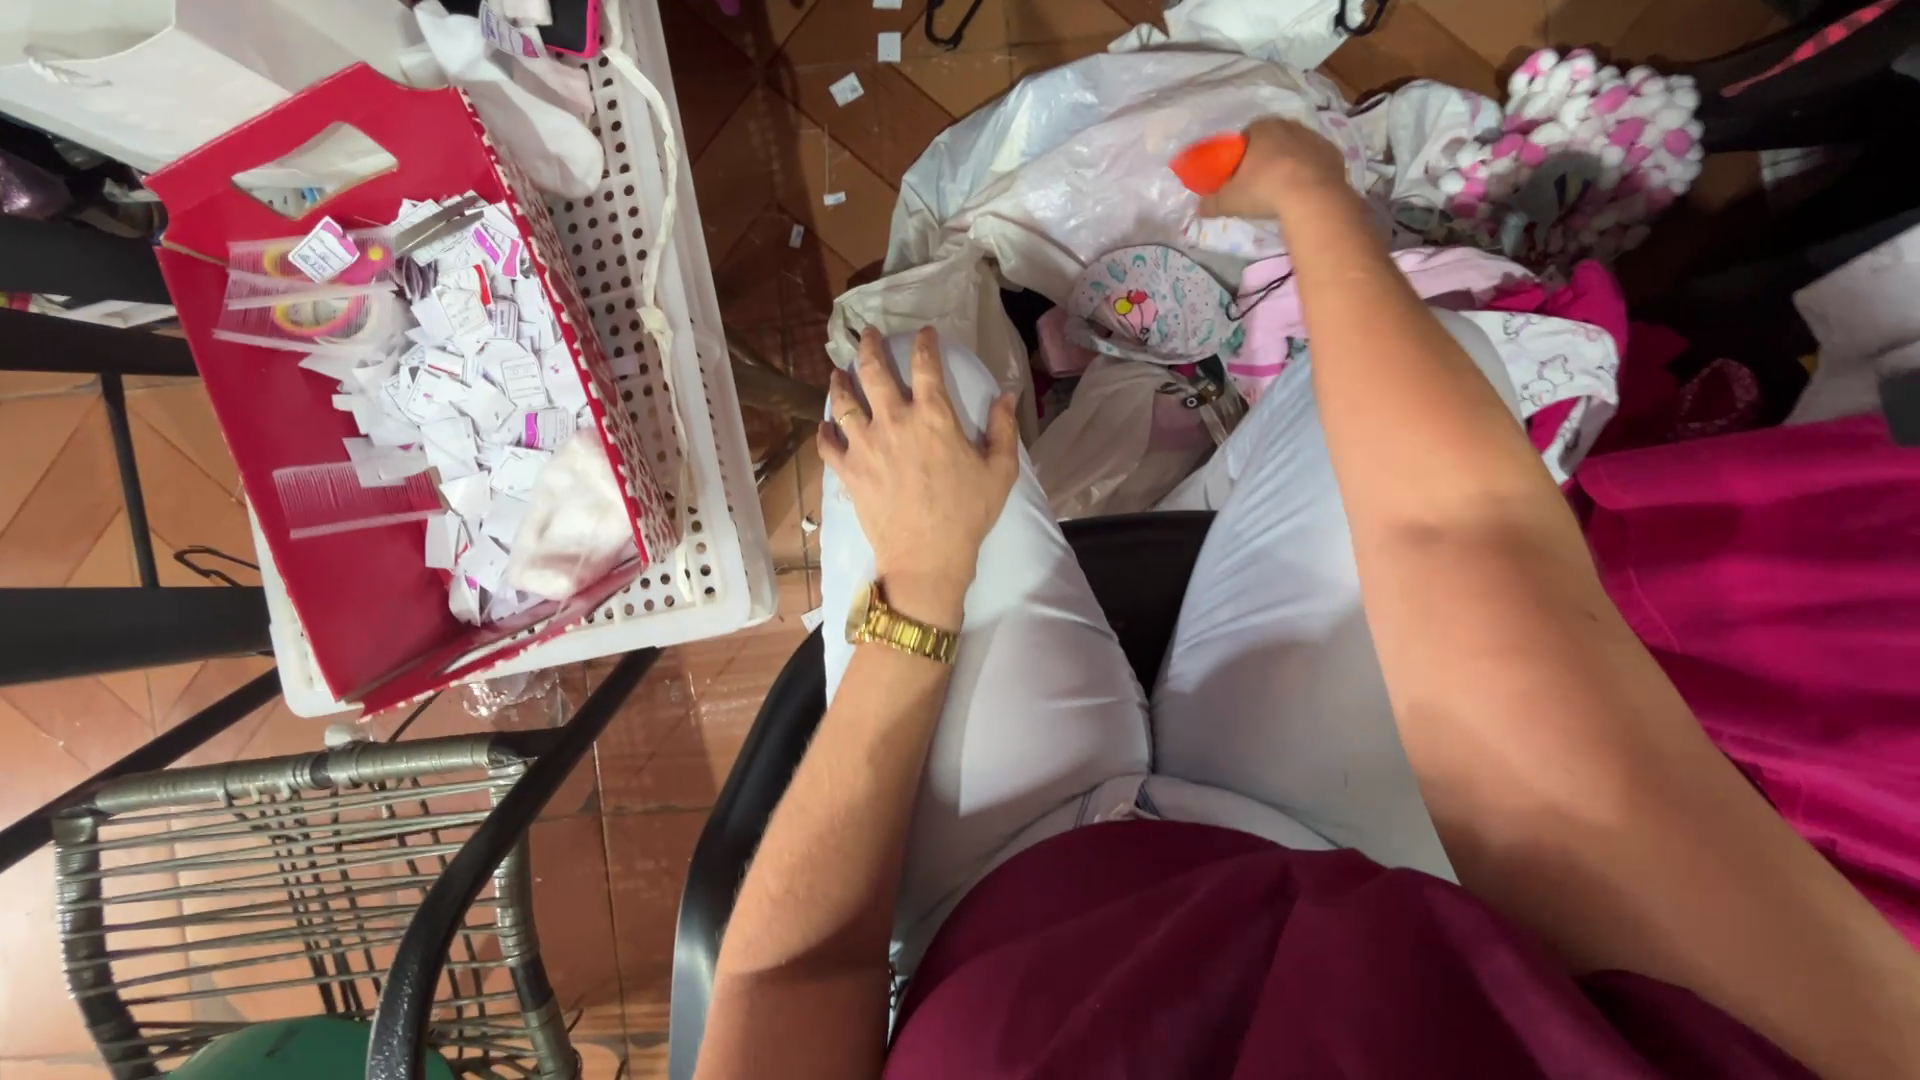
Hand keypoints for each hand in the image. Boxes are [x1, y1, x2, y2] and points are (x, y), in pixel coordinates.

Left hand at [822, 326, 1018, 625]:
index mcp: (933, 416)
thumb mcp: (1001, 471)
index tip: (923, 333)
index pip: (926, 364)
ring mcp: (866, 445)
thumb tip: (1007, 395)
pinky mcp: (849, 471)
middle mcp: (895, 421)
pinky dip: (824, 431)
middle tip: (866, 335)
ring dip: (839, 381)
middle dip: (868, 346)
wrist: (926, 557)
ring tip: (837, 371)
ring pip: (843, 401)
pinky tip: (825, 425)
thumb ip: (1004, 429)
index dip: (923, 343)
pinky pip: (828, 444)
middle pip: (873, 371)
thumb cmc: (968, 514)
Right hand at [1197, 116, 1351, 219]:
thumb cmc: (1263, 189)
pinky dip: (1308, 173)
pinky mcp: (1333, 153)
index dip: (1240, 154)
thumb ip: (1211, 203)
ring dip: (1288, 164)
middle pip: (1272, 140)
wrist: (1311, 197)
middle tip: (1257, 182)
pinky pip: (1314, 162)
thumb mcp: (1229, 200)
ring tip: (1281, 189)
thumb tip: (1198, 208)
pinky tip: (1301, 191)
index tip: (1237, 173)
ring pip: (1295, 149)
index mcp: (1261, 128)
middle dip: (1265, 157)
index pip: (1246, 135)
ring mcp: (1314, 137)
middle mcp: (1288, 125)